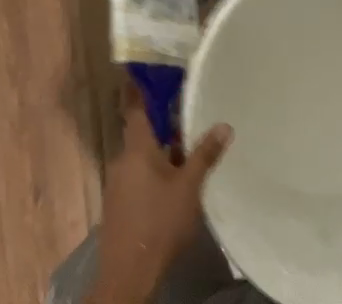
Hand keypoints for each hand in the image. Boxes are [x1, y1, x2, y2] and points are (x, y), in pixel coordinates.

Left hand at [88, 81, 232, 303]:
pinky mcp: (118, 204)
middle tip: (188, 118)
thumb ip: (204, 155)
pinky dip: (154, 173)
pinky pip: (137, 177)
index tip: (143, 70)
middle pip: (142, 134)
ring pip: (141, 158)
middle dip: (164, 128)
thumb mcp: (189, 187)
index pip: (134, 108)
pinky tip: (172, 185)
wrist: (129, 272)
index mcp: (137, 149)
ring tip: (187, 154)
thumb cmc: (160, 222)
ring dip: (161, 154)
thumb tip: (224, 125)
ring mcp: (117, 183)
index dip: (139, 89)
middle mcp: (122, 160)